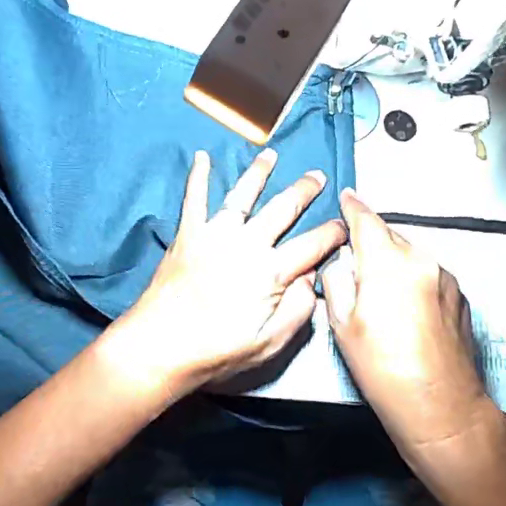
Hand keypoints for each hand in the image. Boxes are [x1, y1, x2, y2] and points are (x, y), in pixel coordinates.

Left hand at [91, 149, 346, 402]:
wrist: (161, 344)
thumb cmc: (216, 350)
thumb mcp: (269, 343)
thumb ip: (297, 310)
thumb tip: (312, 279)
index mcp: (271, 272)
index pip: (312, 246)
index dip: (332, 233)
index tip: (345, 224)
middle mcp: (246, 244)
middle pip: (282, 209)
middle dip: (303, 191)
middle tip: (317, 176)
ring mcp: (214, 235)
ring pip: (242, 195)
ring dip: (258, 173)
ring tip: (270, 155)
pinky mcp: (187, 234)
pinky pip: (194, 199)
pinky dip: (198, 177)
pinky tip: (202, 157)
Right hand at [322, 189, 505, 464]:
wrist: (442, 408)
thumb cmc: (383, 369)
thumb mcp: (342, 325)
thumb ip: (337, 281)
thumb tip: (342, 263)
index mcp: (388, 263)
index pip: (366, 220)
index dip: (353, 206)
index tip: (345, 196)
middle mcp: (420, 260)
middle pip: (389, 235)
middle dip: (371, 240)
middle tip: (352, 259)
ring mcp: (445, 277)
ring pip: (409, 254)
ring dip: (392, 260)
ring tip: (377, 290)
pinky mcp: (459, 295)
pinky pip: (427, 273)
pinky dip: (411, 278)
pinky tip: (402, 307)